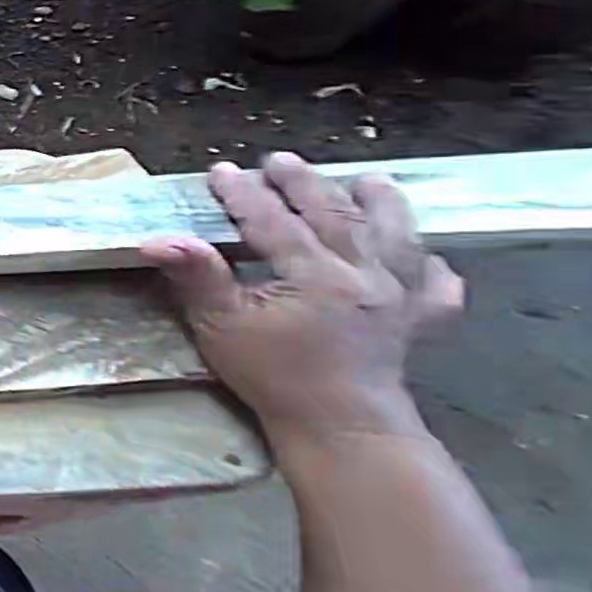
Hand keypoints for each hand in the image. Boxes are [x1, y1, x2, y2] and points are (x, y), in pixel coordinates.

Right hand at [139, 152, 464, 444]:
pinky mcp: (418, 324)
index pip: (273, 221)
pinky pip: (435, 289)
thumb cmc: (273, 376)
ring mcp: (401, 298)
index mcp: (315, 274)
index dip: (243, 193)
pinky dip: (431, 268)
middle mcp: (365, 275)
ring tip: (367, 180)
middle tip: (279, 161)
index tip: (221, 170)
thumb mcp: (221, 325)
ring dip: (380, 204)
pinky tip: (426, 258)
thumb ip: (196, 276)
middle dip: (304, 183)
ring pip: (396, 237)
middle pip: (335, 215)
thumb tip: (157, 240)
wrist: (342, 430)